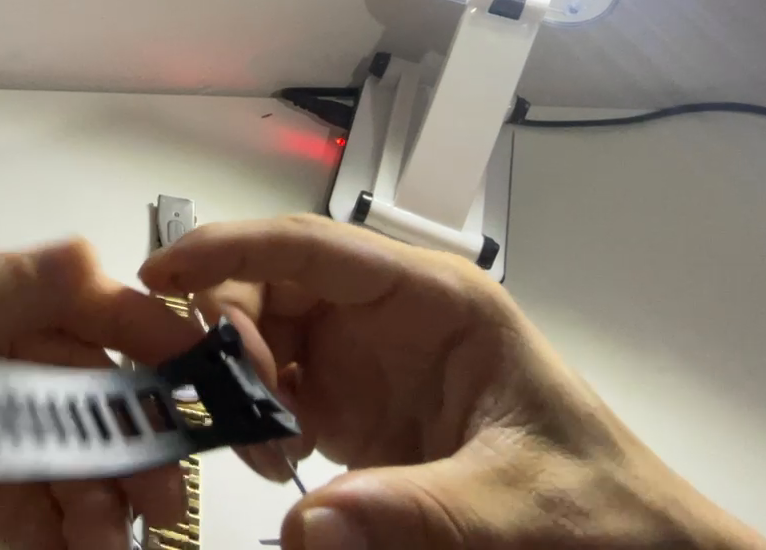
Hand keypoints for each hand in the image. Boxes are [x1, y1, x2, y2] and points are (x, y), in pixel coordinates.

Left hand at [0, 240, 200, 549]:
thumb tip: (87, 253)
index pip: (69, 298)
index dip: (133, 321)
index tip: (190, 358)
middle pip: (92, 380)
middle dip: (141, 417)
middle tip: (170, 467)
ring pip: (90, 452)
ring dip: (124, 481)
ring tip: (138, 517)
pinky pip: (65, 516)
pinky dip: (93, 529)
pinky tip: (96, 542)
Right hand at [140, 216, 765, 549]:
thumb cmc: (604, 509)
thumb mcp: (521, 510)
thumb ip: (417, 515)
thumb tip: (304, 526)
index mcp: (427, 295)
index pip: (306, 245)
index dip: (226, 248)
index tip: (160, 271)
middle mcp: (380, 307)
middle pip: (268, 282)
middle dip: (231, 331)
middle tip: (231, 402)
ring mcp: (358, 349)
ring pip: (260, 328)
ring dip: (239, 377)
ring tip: (263, 448)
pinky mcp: (344, 393)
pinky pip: (271, 381)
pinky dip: (253, 413)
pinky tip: (275, 457)